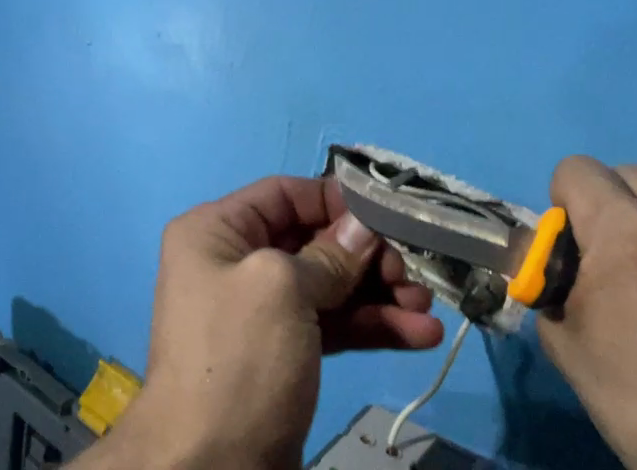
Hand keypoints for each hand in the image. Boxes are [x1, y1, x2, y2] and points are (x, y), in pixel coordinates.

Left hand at [78, 176, 443, 469]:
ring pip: (328, 286)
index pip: (282, 194)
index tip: (387, 216)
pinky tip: (418, 336)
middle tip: (412, 276)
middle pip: (311, 240)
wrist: (210, 465)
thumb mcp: (281, 289)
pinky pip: (331, 325)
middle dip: (366, 254)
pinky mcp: (283, 354)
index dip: (334, 200)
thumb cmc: (239, 358)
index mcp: (216, 231)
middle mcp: (235, 262)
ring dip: (378, 294)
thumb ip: (328, 254)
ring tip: (426, 310)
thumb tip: (363, 226)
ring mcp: (260, 311)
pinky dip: (371, 327)